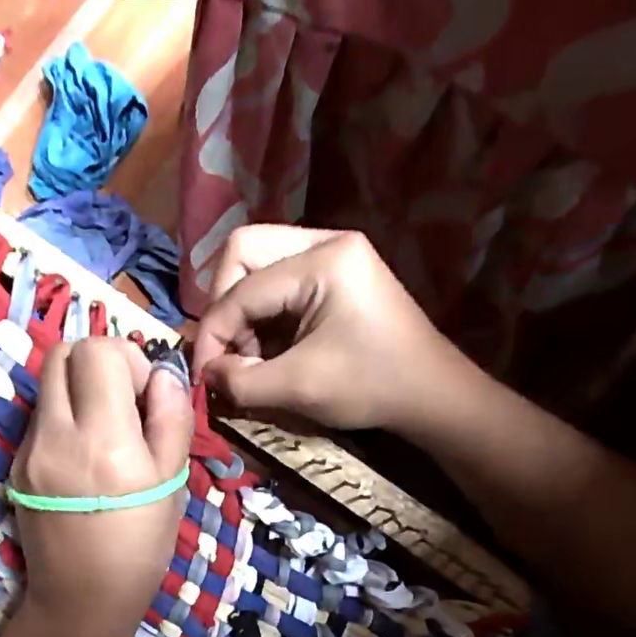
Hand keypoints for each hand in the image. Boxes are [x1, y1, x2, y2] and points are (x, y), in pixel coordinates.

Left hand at [8, 337, 193, 636]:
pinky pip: (41, 418)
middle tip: (124, 403)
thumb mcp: (172, 483)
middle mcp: (56, 434)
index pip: (97, 350)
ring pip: (48, 384)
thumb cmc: (140, 547)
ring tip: (107, 433)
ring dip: (81, 390)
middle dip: (98, 363)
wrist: (81, 599)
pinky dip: (66, 418)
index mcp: (103, 439)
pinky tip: (85, 460)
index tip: (145, 397)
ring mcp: (27, 449)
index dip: (128, 359)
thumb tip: (163, 375)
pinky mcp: (15, 464)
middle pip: (61, 352)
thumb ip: (171, 420)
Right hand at [193, 225, 472, 432]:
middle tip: (228, 352)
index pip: (242, 287)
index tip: (203, 376)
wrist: (432, 395)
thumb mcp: (299, 388)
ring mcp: (334, 254)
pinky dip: (265, 315)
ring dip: (244, 312)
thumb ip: (241, 381)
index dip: (214, 332)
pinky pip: (282, 282)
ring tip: (251, 358)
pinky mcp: (337, 274)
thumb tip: (205, 374)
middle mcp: (327, 241)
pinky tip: (270, 349)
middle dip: (225, 306)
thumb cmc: (372, 387)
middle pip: (243, 252)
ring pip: (259, 265)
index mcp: (323, 260)